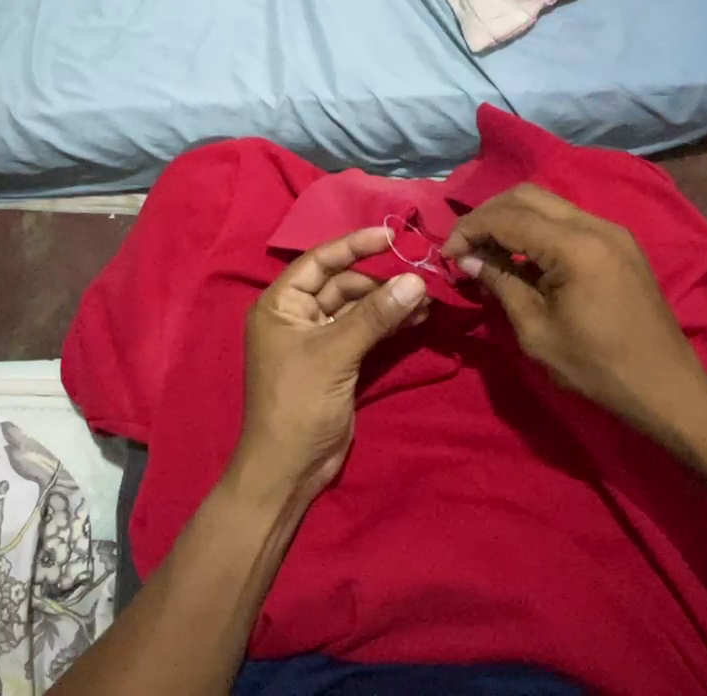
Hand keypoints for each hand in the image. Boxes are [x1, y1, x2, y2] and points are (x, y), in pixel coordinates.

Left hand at [231, 226, 428, 505]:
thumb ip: (374, 316)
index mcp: (279, 305)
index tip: (390, 236)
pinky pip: (364, 333)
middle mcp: (296, 316)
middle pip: (342, 285)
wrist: (288, 469)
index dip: (353, 246)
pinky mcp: (336, 362)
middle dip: (379, 282)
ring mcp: (317, 340)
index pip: (319, 262)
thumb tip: (415, 281)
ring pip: (357, 310)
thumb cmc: (297, 404)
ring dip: (388, 304)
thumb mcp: (334, 355)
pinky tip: (417, 319)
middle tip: (420, 281)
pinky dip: (387, 326)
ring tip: (426, 301)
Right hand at [443, 184, 706, 452]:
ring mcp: (612, 231)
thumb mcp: (535, 331)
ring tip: (487, 250)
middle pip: (526, 195)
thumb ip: (500, 283)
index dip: (469, 229)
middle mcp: (596, 225)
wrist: (666, 388)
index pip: (507, 217)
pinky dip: (536, 228)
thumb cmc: (596, 367)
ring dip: (511, 218)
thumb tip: (466, 258)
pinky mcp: (619, 243)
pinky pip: (567, 219)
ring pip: (547, 202)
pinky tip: (521, 257)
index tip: (446, 254)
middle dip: (487, 215)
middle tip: (464, 246)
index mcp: (576, 247)